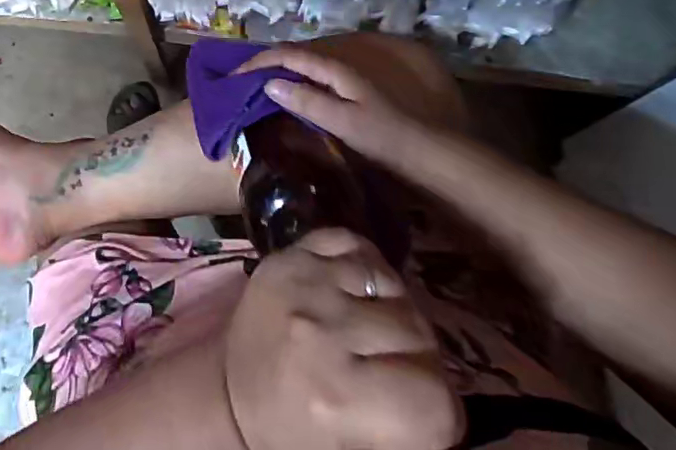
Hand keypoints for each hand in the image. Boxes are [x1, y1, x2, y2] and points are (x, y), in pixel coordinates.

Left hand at [224, 229, 461, 449]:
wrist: (228, 390)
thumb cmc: (291, 432)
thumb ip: (404, 428)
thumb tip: (446, 405)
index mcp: (334, 395)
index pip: (434, 396)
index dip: (441, 412)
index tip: (425, 415)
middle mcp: (320, 328)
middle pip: (418, 333)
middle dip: (420, 359)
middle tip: (399, 374)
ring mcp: (305, 279)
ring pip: (394, 284)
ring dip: (396, 310)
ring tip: (375, 333)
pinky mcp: (293, 250)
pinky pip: (358, 244)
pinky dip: (369, 267)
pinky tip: (359, 293)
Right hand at [232, 45, 433, 172]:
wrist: (424, 152)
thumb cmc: (385, 137)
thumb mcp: (344, 121)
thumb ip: (308, 101)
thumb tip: (269, 83)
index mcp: (334, 69)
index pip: (288, 56)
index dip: (258, 63)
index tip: (232, 77)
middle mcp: (337, 68)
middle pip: (293, 57)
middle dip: (263, 64)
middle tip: (237, 82)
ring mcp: (343, 80)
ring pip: (301, 68)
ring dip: (276, 73)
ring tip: (253, 88)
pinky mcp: (347, 95)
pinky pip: (310, 80)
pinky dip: (290, 84)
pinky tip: (284, 98)